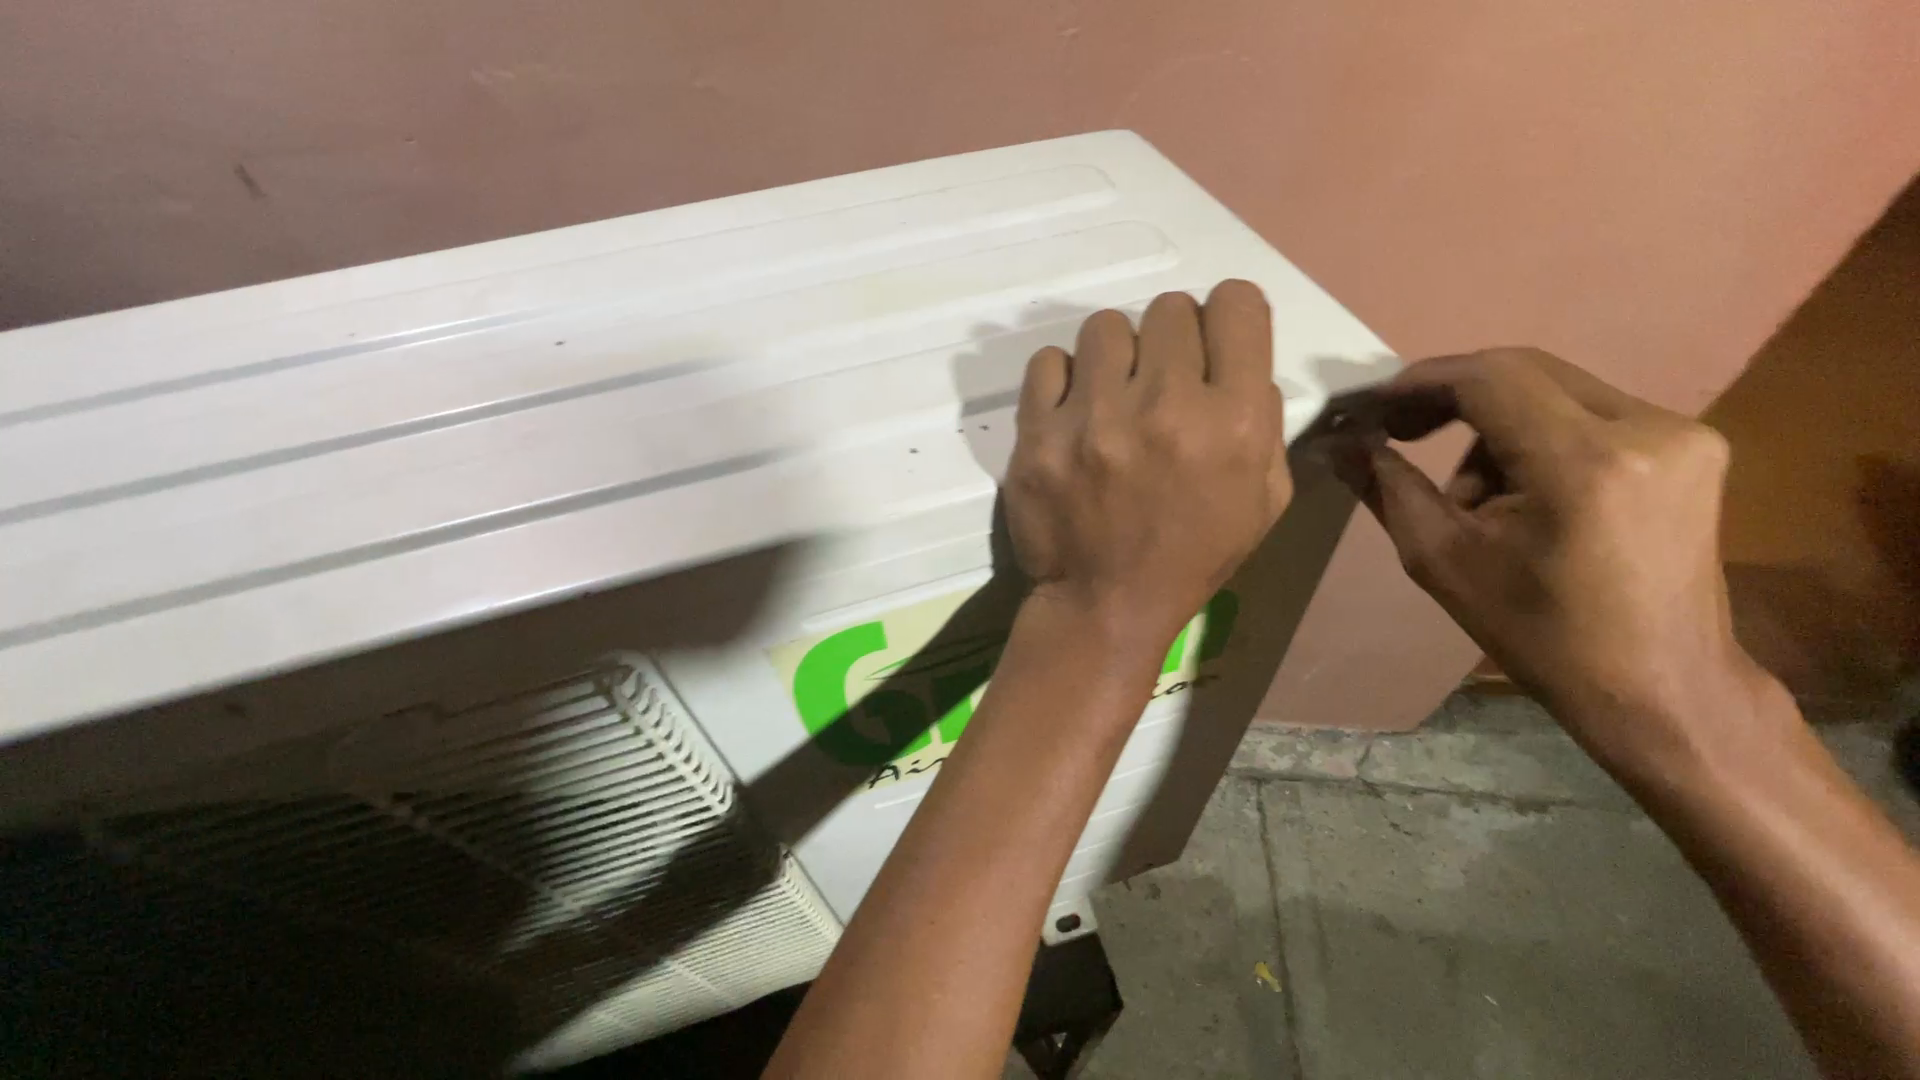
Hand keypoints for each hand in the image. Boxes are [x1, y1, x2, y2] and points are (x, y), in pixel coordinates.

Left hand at [1005, 281, 1292, 648]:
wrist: (1106, 604)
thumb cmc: (1194, 554)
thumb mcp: (1265, 497)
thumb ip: (1261, 416)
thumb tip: (1235, 358)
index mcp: (1234, 421)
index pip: (1236, 302)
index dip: (1227, 316)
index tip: (1213, 344)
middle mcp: (1166, 406)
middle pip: (1170, 308)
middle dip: (1172, 338)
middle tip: (1159, 381)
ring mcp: (1094, 419)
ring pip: (1106, 326)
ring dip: (1115, 356)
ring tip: (1111, 398)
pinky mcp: (1037, 434)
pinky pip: (1049, 361)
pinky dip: (1063, 379)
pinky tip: (1072, 413)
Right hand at [1329, 347, 1781, 780]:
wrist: (1658, 686)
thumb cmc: (1539, 634)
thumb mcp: (1441, 560)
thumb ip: (1387, 487)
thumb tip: (1337, 441)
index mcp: (1583, 463)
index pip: (1489, 378)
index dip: (1421, 382)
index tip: (1371, 406)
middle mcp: (1646, 428)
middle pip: (1523, 370)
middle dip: (1451, 395)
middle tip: (1398, 431)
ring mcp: (1682, 432)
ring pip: (1553, 389)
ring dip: (1493, 425)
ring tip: (1469, 496)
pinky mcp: (1692, 444)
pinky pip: (1588, 411)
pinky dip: (1536, 436)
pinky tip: (1520, 492)